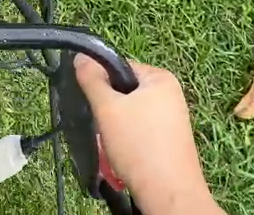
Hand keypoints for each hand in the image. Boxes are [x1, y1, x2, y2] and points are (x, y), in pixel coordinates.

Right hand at [74, 55, 224, 214]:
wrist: (169, 197)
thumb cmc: (139, 146)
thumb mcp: (107, 107)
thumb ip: (91, 78)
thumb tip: (81, 56)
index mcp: (161, 79)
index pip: (118, 68)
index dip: (101, 83)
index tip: (96, 103)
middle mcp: (171, 96)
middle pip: (124, 93)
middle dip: (109, 111)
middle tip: (104, 126)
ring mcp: (172, 121)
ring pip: (129, 115)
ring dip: (115, 128)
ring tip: (113, 145)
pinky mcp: (170, 142)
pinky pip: (140, 131)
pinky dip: (128, 141)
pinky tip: (123, 156)